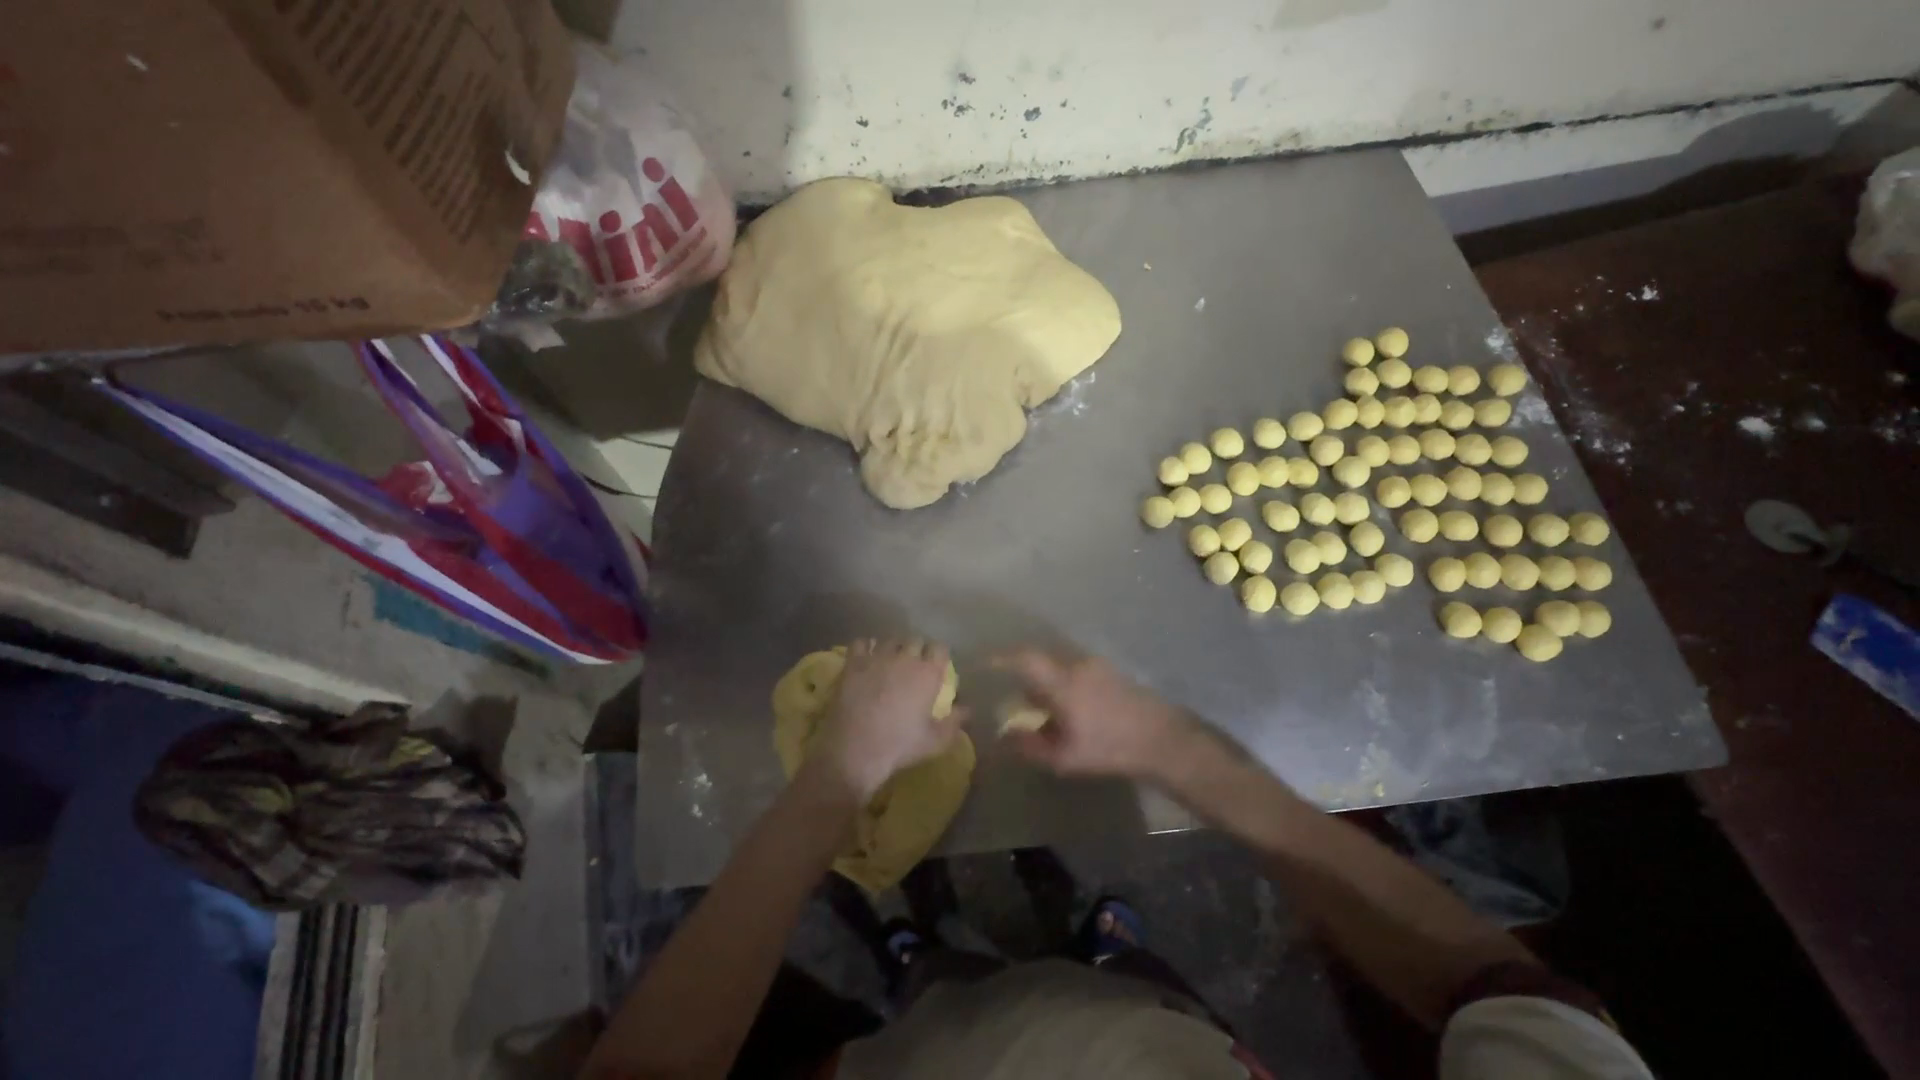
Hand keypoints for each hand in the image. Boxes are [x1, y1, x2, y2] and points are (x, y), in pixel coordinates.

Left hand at [809, 638, 964, 798]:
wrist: (857, 749)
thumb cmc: (901, 745)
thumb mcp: (936, 740)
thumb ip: (955, 722)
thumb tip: (967, 709)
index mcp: (928, 673)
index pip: (940, 648)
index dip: (938, 655)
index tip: (936, 664)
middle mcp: (905, 658)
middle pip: (915, 640)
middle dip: (917, 649)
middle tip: (914, 663)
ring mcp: (878, 657)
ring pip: (889, 639)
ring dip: (893, 647)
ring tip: (890, 659)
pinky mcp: (854, 663)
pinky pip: (861, 643)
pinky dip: (865, 647)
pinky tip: (866, 657)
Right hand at [992, 649, 1199, 780]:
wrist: (1163, 740)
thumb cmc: (1110, 749)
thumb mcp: (1064, 758)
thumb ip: (1030, 746)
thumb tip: (1005, 735)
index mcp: (1063, 683)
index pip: (1025, 659)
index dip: (1002, 658)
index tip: (985, 663)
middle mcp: (1078, 666)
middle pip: (1042, 662)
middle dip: (1025, 676)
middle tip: (1015, 697)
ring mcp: (1098, 667)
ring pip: (1060, 667)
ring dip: (1047, 683)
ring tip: (1043, 709)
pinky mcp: (1112, 673)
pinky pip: (1077, 671)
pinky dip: (1065, 684)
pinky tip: (1069, 710)